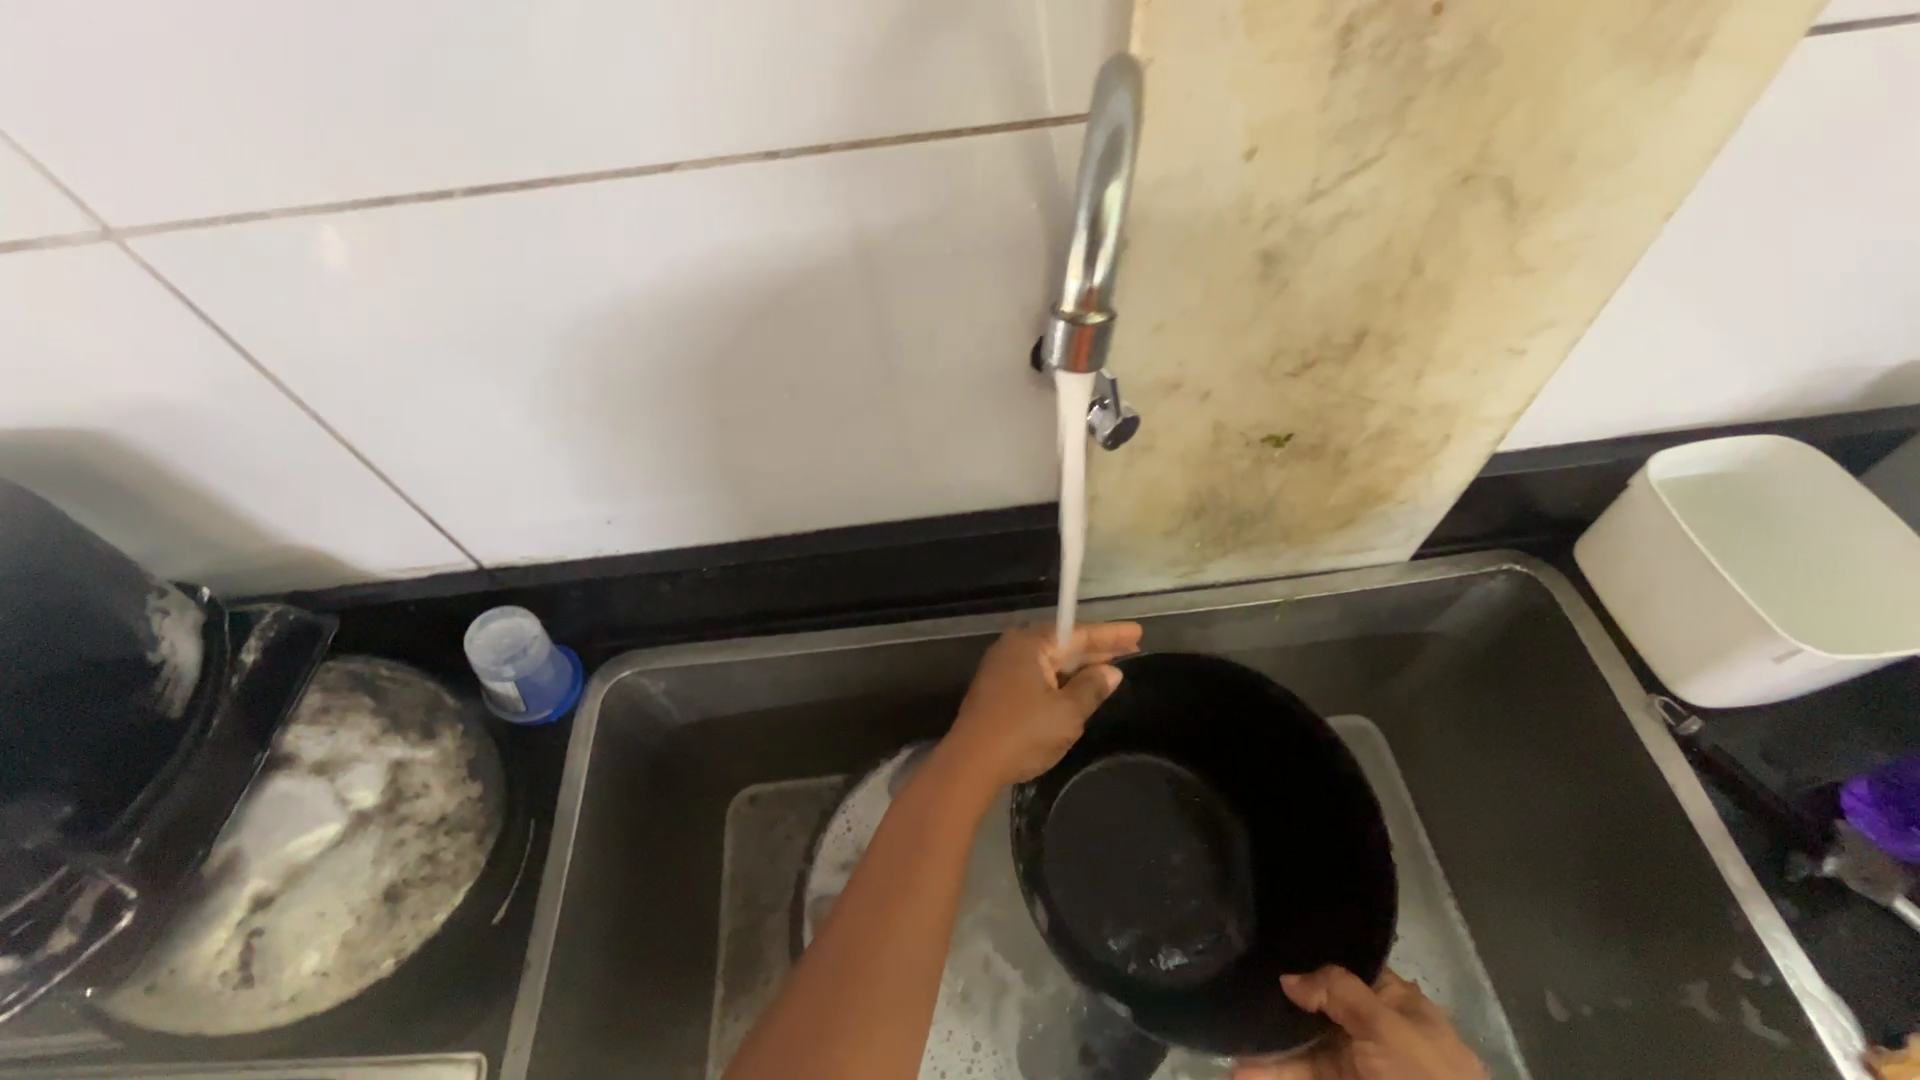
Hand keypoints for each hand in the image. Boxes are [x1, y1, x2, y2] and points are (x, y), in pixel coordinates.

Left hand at [937, 623, 1142, 790]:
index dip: (1111, 634)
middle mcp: (1014, 648)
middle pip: (1063, 643)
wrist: (970, 763)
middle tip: (1131, 647)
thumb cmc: (1022, 733)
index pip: (1079, 632)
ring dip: (1079, 665)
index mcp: (1031, 644)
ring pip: (1050, 661)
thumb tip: (1111, 671)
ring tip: (1111, 666)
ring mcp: (1002, 668)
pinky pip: (1037, 675)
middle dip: (1097, 648)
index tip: (1137, 632)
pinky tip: (1078, 687)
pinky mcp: (997, 689)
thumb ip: (1092, 688)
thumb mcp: (1067, 713)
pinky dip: (1060, 679)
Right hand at [1233, 968, 1486, 1079]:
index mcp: (1396, 1006)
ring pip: (1303, 1051)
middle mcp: (1372, 1034)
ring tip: (1230, 1052)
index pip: (1348, 972)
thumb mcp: (1388, 1027)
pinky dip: (1272, 1074)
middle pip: (1317, 1011)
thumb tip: (1290, 977)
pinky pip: (1300, 1076)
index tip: (1270, 951)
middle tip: (1237, 1000)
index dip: (1313, 961)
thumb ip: (1339, 992)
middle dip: (1279, 1009)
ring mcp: (1355, 1071)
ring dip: (1268, 1051)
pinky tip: (1241, 1074)